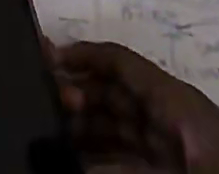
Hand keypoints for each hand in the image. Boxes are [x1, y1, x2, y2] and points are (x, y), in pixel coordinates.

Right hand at [56, 42, 218, 173]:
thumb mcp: (172, 172)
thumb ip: (121, 165)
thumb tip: (78, 160)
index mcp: (176, 103)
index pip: (122, 62)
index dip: (84, 55)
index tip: (46, 60)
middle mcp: (172, 118)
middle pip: (116, 92)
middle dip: (79, 93)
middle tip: (43, 105)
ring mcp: (174, 150)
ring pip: (119, 127)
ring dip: (86, 128)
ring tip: (50, 134)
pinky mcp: (172, 172)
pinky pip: (130, 157)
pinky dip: (103, 158)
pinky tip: (77, 161)